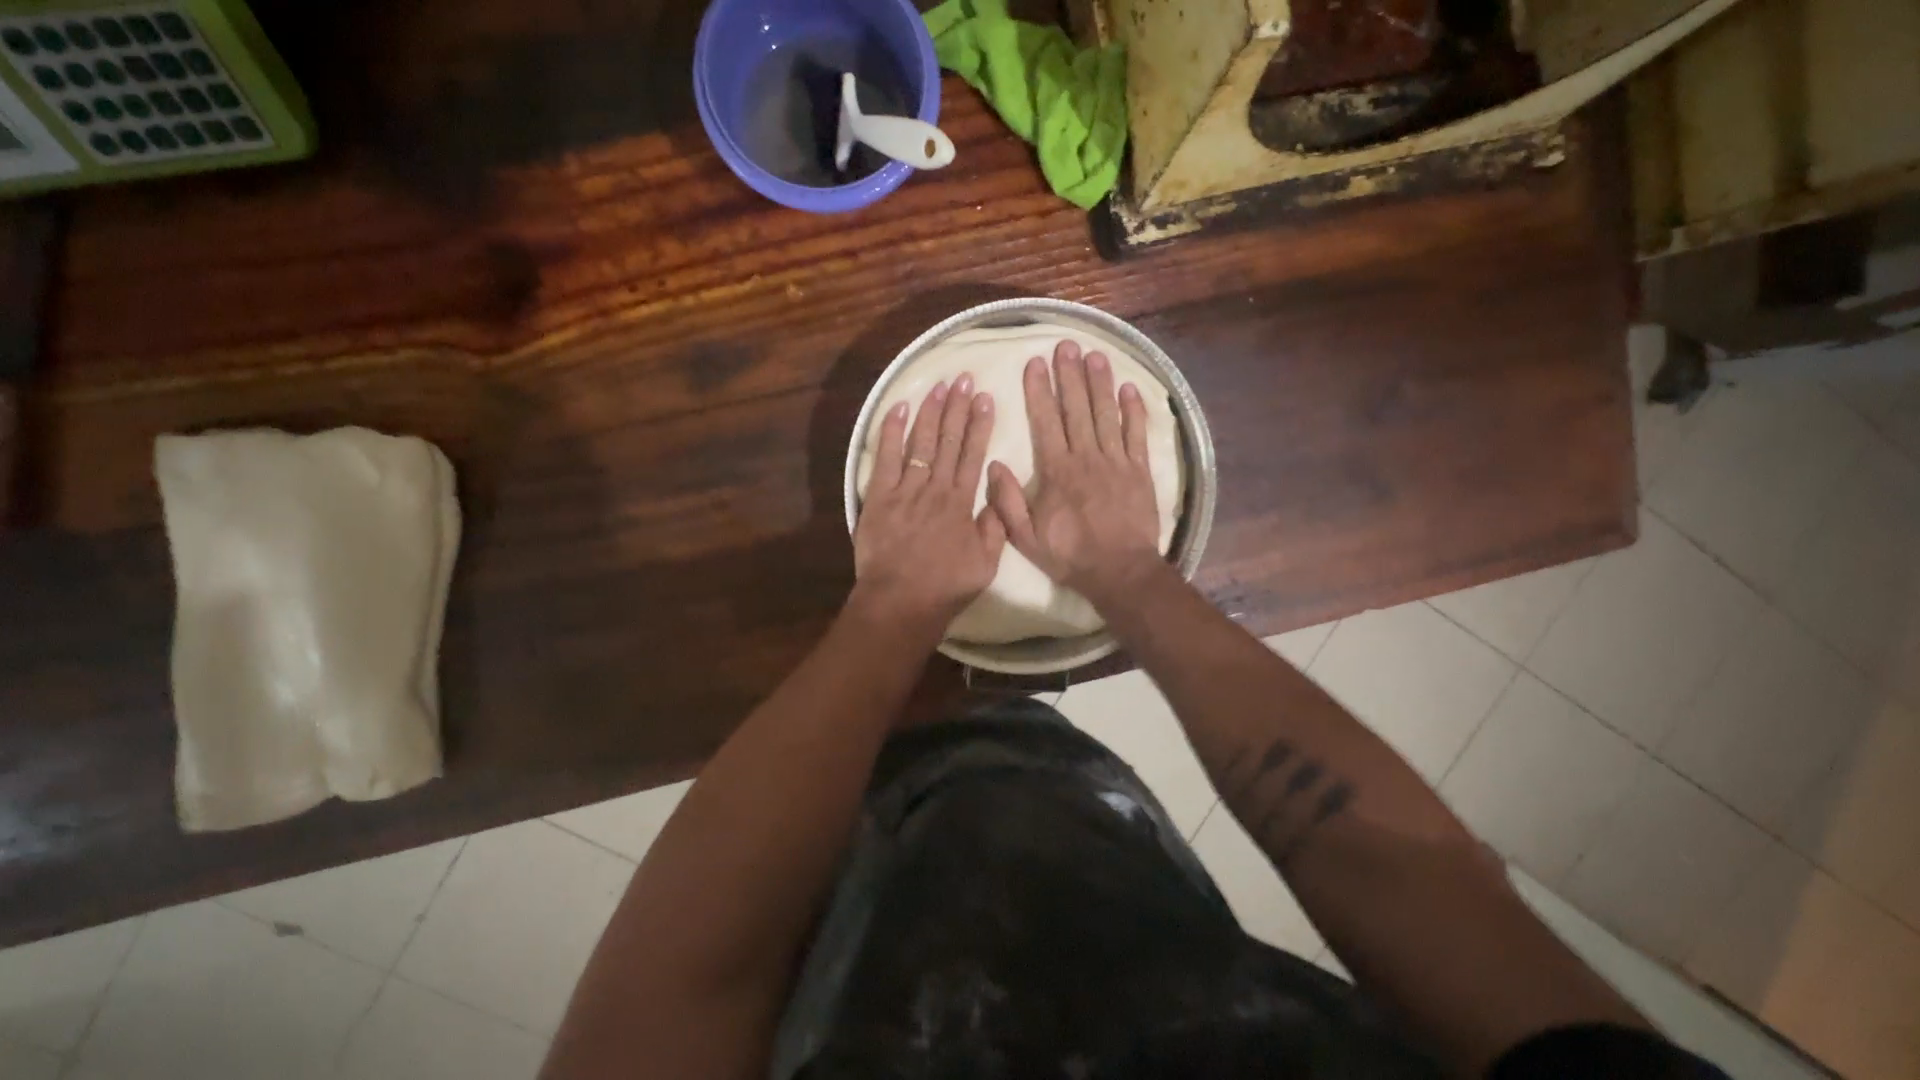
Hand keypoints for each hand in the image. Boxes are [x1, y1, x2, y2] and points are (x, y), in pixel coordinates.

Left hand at [851, 375, 1004, 634]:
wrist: (901, 601)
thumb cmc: (946, 587)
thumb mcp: (987, 563)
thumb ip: (995, 527)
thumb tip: (997, 491)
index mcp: (962, 502)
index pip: (974, 454)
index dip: (981, 424)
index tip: (987, 398)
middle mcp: (936, 488)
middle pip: (948, 440)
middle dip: (958, 407)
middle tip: (965, 378)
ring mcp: (905, 490)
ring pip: (921, 442)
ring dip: (930, 412)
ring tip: (940, 385)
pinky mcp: (879, 497)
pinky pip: (886, 457)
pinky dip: (892, 431)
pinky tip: (900, 408)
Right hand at [989, 340, 1162, 604]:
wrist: (1120, 572)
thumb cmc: (1070, 556)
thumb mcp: (1026, 538)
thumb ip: (1008, 502)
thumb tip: (994, 466)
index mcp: (1056, 471)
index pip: (1045, 421)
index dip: (1039, 390)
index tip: (1035, 363)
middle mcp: (1086, 458)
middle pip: (1076, 408)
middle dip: (1069, 375)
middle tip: (1066, 345)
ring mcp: (1116, 461)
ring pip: (1106, 414)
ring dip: (1099, 383)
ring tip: (1094, 355)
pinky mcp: (1139, 471)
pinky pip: (1136, 434)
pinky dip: (1133, 410)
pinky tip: (1128, 388)